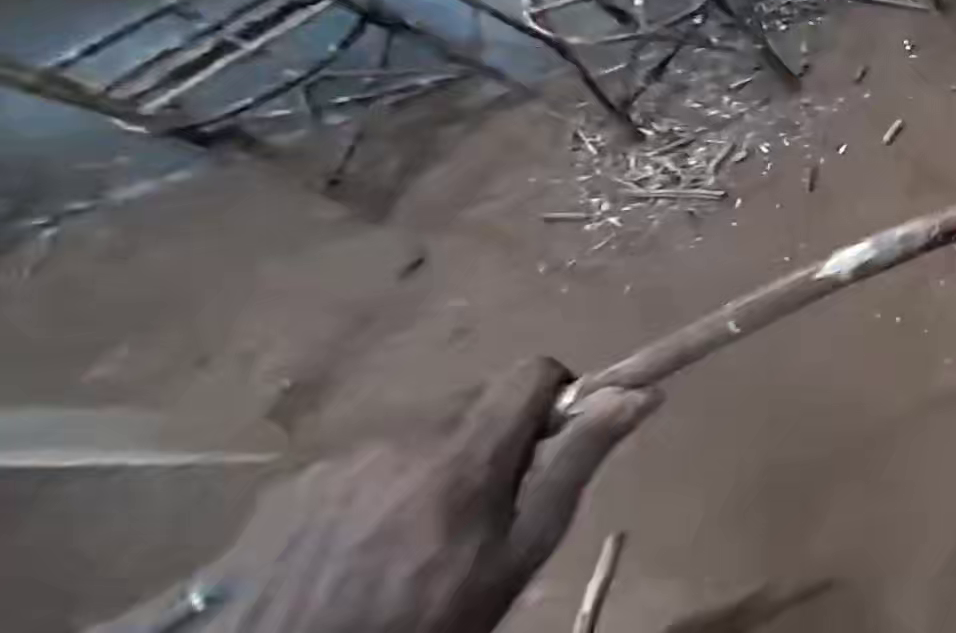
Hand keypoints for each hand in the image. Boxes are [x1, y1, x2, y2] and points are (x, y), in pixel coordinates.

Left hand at [98, 358, 657, 632]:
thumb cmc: (431, 620)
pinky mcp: (291, 484)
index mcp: (466, 452)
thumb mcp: (522, 551)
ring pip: (422, 426)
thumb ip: (577, 462)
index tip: (551, 441)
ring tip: (419, 528)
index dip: (555, 396)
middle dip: (496, 433)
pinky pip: (363, 455)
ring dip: (439, 456)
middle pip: (478, 400)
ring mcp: (340, 458)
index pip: (533, 372)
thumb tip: (641, 394)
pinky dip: (382, 480)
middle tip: (487, 501)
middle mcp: (404, 436)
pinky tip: (364, 540)